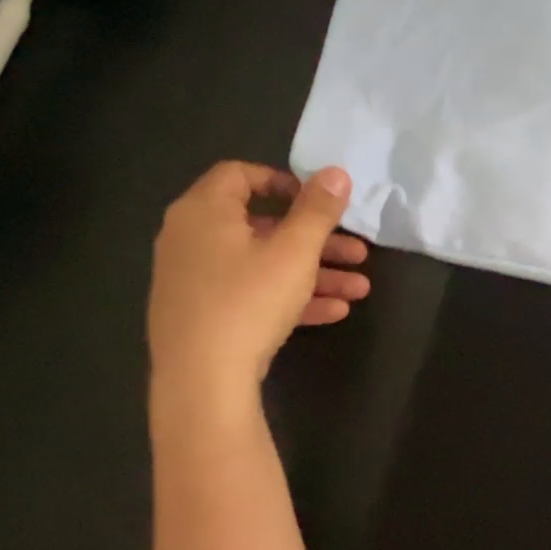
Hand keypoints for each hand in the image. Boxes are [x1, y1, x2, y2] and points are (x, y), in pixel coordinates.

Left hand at [147, 161, 370, 403]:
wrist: (201, 377)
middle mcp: (191, 237)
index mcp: (204, 211)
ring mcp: (195, 278)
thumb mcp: (294, 252)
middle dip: (316, 240)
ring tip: (359, 289)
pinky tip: (333, 312)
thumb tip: (336, 172)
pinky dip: (289, 296)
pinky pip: (251, 293)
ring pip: (263, 264)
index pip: (240, 175)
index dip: (285, 183)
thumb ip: (318, 211)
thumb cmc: (247, 301)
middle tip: (358, 253)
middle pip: (262, 226)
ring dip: (313, 273)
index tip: (322, 203)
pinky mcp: (204, 313)